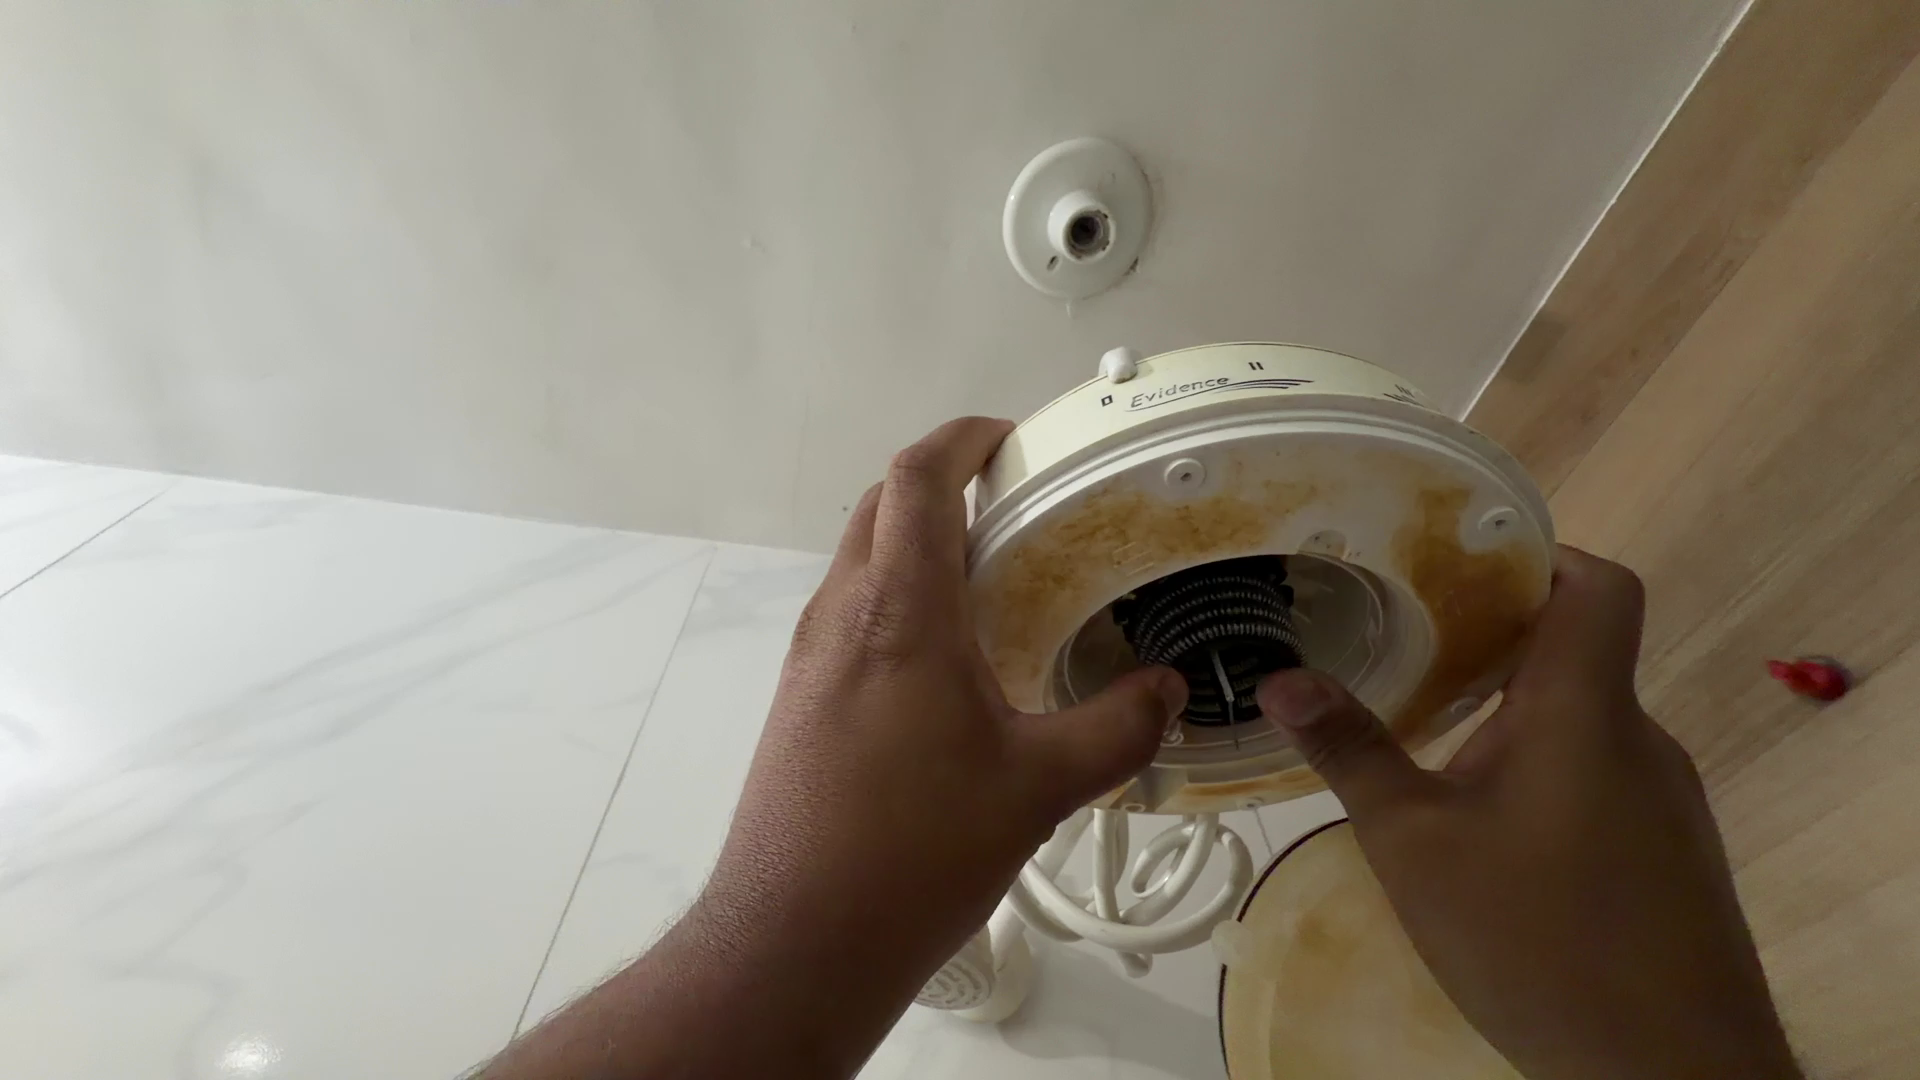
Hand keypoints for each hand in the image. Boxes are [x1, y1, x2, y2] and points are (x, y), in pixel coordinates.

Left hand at [701, 417, 1185, 1069]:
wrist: (791, 940)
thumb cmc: (912, 851)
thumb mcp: (1035, 789)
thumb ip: (1116, 729)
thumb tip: (1170, 690)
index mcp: (899, 610)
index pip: (916, 478)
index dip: (961, 439)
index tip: (1011, 440)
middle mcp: (842, 613)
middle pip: (882, 504)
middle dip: (942, 483)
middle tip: (1014, 507)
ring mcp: (811, 655)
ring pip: (863, 557)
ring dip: (918, 541)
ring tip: (992, 577)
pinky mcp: (800, 695)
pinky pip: (853, 611)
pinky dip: (899, 595)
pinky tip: (948, 656)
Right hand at [1255, 548, 1798, 1079]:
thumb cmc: (1535, 940)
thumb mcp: (1413, 841)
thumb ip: (1351, 749)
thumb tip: (1278, 679)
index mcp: (1582, 715)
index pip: (1598, 588)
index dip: (1537, 551)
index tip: (1454, 552)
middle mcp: (1632, 738)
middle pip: (1571, 643)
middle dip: (1484, 624)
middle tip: (1391, 622)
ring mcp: (1654, 794)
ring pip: (1572, 708)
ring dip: (1497, 693)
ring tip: (1409, 700)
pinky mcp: (1655, 843)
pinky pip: (1585, 760)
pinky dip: (1523, 747)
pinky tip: (1462, 793)